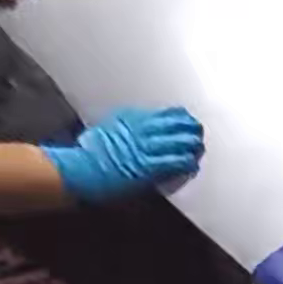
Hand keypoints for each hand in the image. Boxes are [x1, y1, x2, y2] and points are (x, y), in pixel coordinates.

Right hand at [40, 107, 204, 203]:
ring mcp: (140, 148)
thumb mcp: (107, 132)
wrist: (82, 169)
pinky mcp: (145, 167)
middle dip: (185, 126)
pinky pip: (170, 162)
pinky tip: (192, 162)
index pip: (155, 114)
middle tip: (198, 128)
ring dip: (188, 144)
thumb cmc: (91, 154)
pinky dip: (183, 162)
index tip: (185, 115)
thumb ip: (126, 130)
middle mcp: (134, 131)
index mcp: (125, 120)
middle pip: (167, 125)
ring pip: (172, 142)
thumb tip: (142, 132)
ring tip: (199, 145)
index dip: (173, 115)